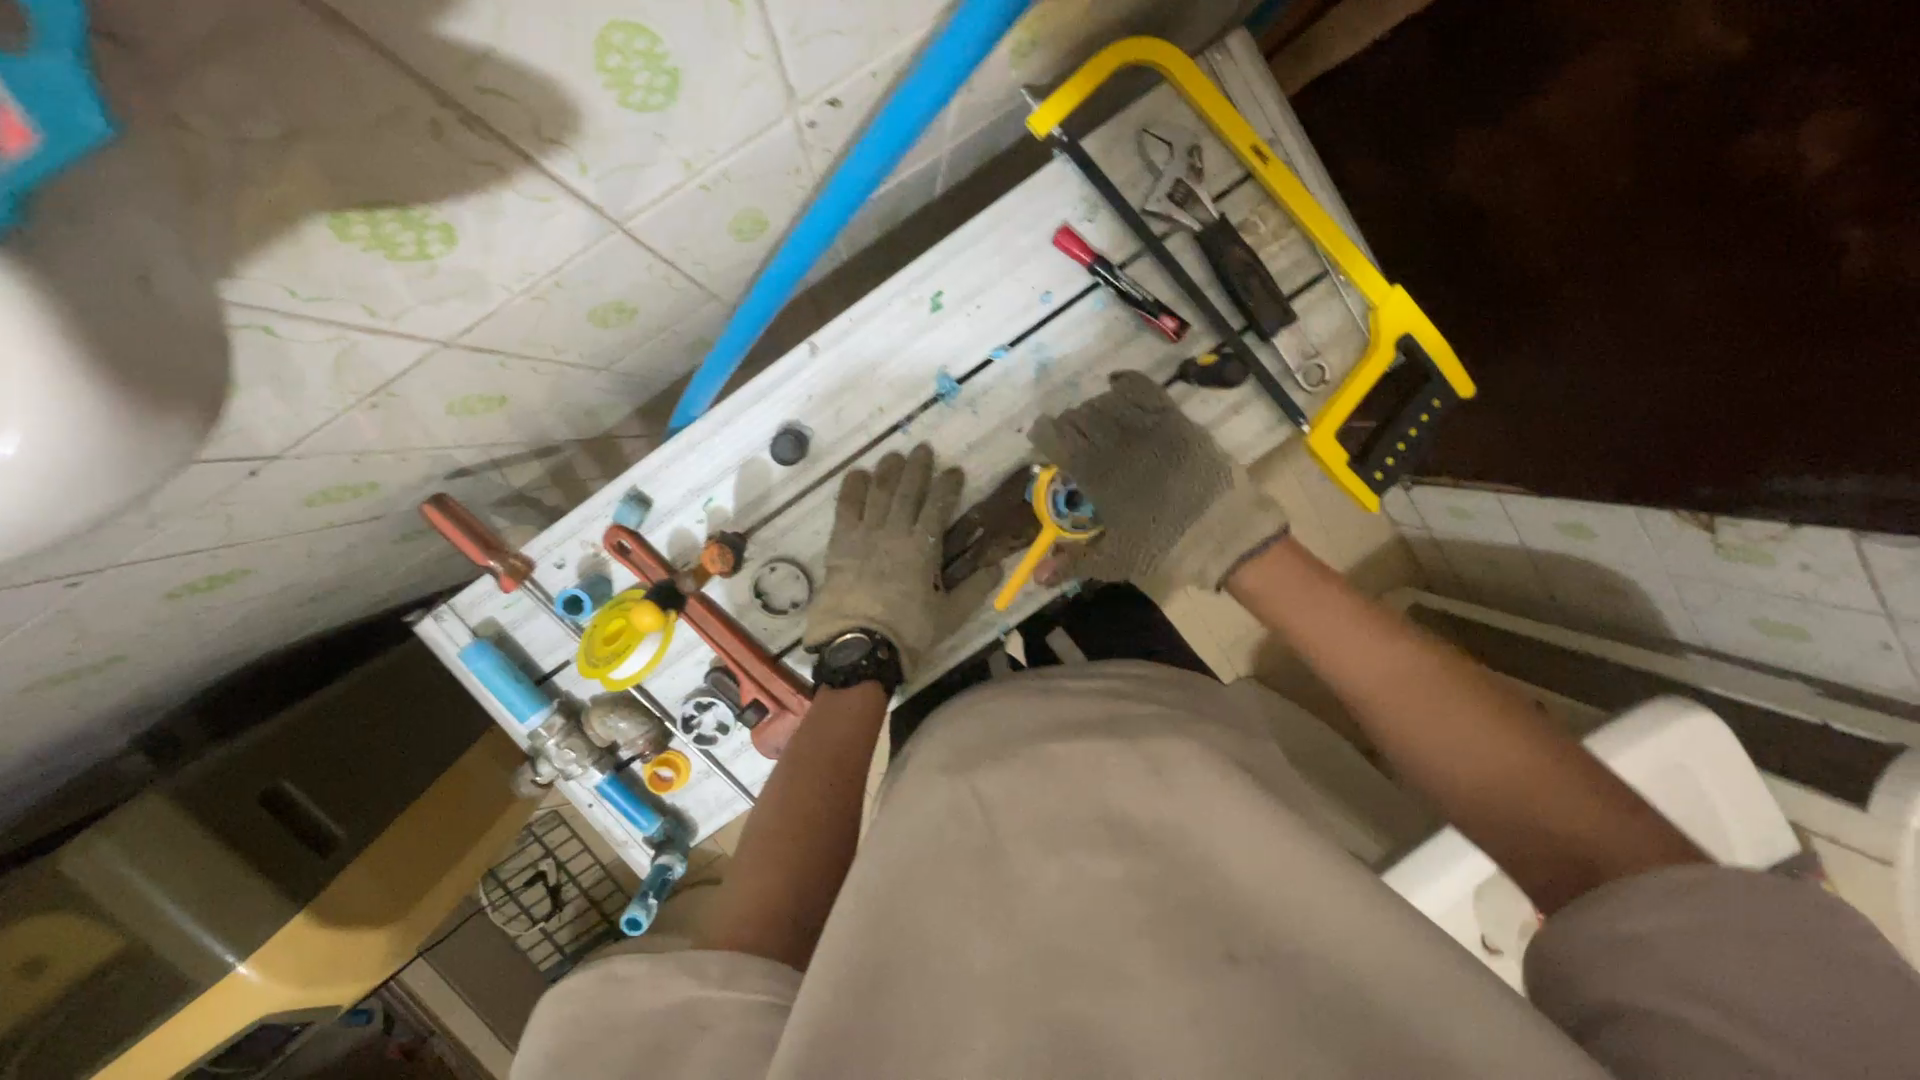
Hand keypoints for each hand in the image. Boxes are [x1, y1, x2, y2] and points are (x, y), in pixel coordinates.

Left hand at [804, 444, 993, 680]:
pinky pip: (846, 507)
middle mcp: (894, 532)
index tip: (954, 470)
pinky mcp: (840, 544)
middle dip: (917, 468)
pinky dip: (852, 488)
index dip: (948, 486)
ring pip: (878, 493)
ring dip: (888, 471)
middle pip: (907, 491)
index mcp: (923, 547)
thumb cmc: (908, 633)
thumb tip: (998, 568)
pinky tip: (858, 474)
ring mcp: (865, 535)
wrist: (858, 644)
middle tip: (923, 449)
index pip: (938, 506)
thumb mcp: (950, 616)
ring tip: (894, 455)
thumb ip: (975, 590)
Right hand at [1027, 370, 1287, 590]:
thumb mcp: (1112, 561)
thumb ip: (1071, 563)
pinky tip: (1119, 389)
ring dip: (1096, 409)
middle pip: (1077, 415)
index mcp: (1092, 471)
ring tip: (1100, 425)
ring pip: (1105, 399)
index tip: (1047, 445)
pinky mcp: (1172, 416)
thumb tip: (1036, 578)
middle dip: (1070, 426)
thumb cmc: (1162, 546)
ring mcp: (1144, 424)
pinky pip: (1141, 387)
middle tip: (1077, 443)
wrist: (1222, 530)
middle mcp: (1112, 440)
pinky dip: (1126, 384)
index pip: (1052, 435)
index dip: (1045, 436)